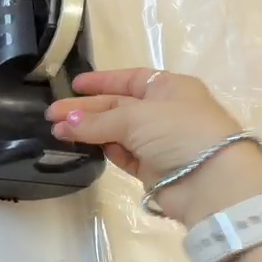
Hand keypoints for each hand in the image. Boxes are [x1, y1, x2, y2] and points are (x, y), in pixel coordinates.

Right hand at [45, 68, 261, 221]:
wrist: (210, 181)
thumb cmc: (180, 132)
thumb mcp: (136, 117)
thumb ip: (97, 120)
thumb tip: (64, 123)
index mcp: (169, 88)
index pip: (130, 79)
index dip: (102, 81)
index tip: (74, 85)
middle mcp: (163, 112)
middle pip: (117, 106)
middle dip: (85, 109)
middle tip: (51, 114)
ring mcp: (157, 141)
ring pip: (115, 131)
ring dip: (88, 130)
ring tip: (57, 131)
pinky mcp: (150, 167)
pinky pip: (121, 154)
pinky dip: (102, 149)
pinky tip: (80, 145)